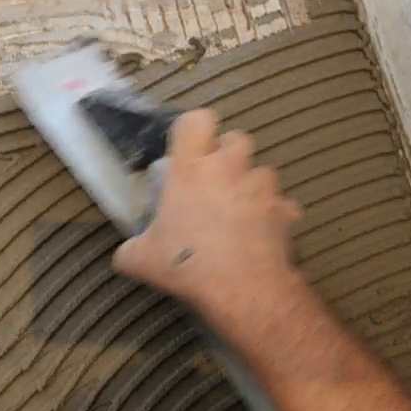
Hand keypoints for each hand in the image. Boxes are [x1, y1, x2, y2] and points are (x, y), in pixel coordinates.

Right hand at [113, 109, 304, 322]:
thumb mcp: (141, 260)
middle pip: (236, 137)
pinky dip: (275, 215)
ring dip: (251, 185)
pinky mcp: (286, 211)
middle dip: (228, 154)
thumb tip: (125, 254)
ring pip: (262, 171)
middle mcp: (228, 169)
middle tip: (214, 180)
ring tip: (239, 211)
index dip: (193, 130)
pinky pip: (282, 205)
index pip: (196, 121)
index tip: (187, 151)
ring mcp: (261, 188)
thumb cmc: (187, 265)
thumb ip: (130, 249)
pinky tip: (261, 234)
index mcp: (189, 170)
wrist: (242, 289)